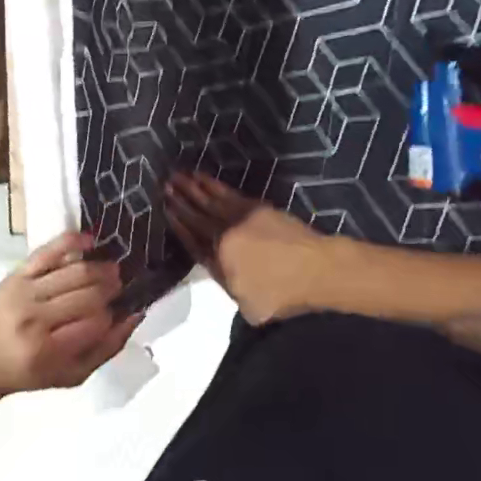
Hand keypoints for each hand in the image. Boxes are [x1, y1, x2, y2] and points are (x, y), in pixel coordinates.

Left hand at [0, 233, 140, 397]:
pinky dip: (74, 241)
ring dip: (101, 268)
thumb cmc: (30, 373)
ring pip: (76, 271)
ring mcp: (24, 292)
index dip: (111, 316)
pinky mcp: (17, 273)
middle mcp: (34, 319)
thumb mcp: (72, 375)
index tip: (115, 315)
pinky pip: (50, 250)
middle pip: (89, 294)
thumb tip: (136, 314)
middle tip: (119, 288)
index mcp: (47, 351)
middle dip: (111, 289)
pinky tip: (91, 241)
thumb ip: (108, 348)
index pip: (96, 323)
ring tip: (111, 271)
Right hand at [162, 172, 340, 323]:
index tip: (165, 209)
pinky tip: (204, 178)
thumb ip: (226, 282)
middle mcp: (225, 236)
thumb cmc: (283, 296)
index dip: (178, 224)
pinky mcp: (258, 208)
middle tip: (164, 184)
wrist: (316, 270)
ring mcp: (242, 218)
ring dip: (193, 187)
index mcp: (219, 261)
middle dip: (180, 201)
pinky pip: (229, 193)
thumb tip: (220, 267)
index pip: (192, 240)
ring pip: (211, 200)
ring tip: (177, 175)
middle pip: (198, 216)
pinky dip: (214, 185)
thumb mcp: (246, 305)